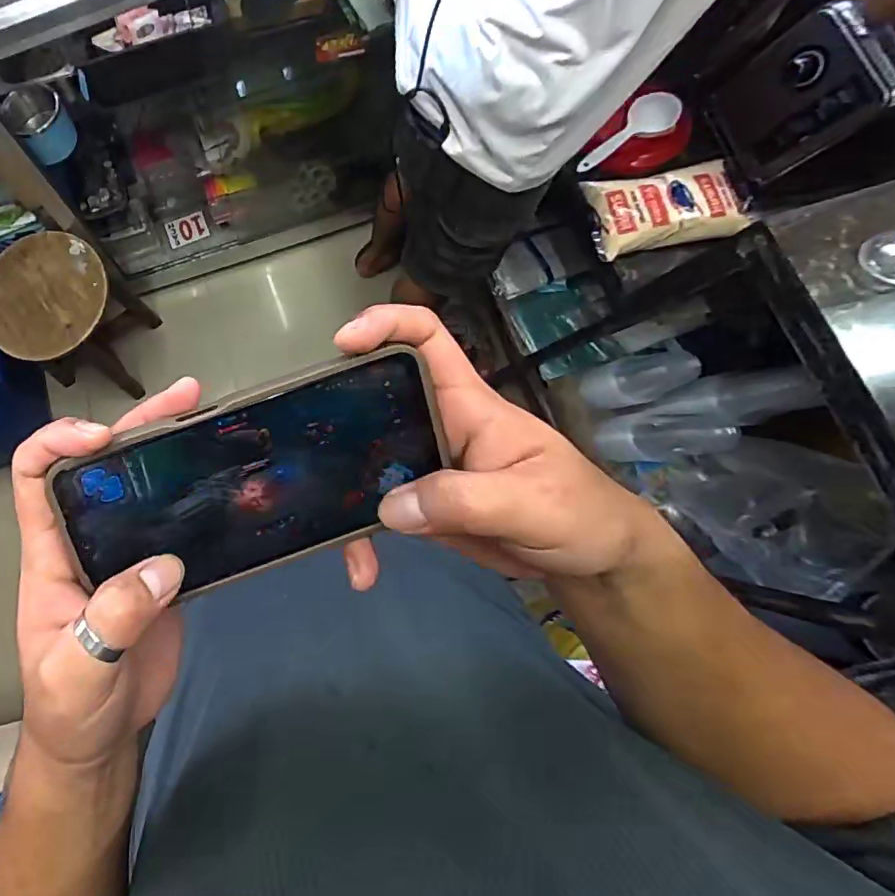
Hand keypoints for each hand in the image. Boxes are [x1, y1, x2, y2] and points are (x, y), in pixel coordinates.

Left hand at [7, 377, 202, 771]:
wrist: (99, 741)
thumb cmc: (66, 709)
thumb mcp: (74, 673)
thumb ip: (109, 622)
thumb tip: (164, 569)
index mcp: (49, 553)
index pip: (33, 475)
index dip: (56, 443)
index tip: (99, 436)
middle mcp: (86, 537)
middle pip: (102, 463)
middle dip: (136, 425)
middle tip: (184, 397)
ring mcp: (125, 552)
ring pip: (143, 485)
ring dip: (171, 448)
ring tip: (207, 416)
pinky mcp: (160, 572)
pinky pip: (177, 521)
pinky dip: (197, 495)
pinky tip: (223, 477)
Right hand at [334, 305, 678, 587]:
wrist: (590, 562)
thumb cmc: (579, 511)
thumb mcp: (532, 503)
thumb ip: (466, 500)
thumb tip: (390, 507)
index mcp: (466, 403)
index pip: (426, 337)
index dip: (386, 324)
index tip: (344, 341)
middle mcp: (435, 423)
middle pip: (373, 396)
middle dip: (336, 414)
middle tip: (304, 444)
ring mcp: (423, 463)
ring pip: (364, 461)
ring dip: (340, 493)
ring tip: (328, 530)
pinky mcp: (418, 503)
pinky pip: (376, 511)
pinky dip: (363, 540)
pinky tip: (363, 571)